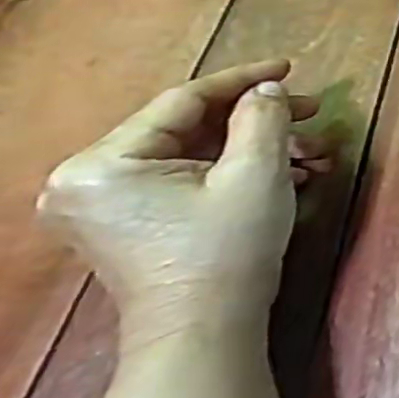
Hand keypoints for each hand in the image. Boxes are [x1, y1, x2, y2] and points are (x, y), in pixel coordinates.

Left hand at [38, 61, 331, 349]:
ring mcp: (103, 205)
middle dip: (258, 119)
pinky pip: (185, 177)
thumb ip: (262, 118)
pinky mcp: (127, 222)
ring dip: (256, 146)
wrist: (205, 329)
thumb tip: (268, 89)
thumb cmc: (227, 247)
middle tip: (311, 112)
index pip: (183, 102)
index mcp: (102, 164)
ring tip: (311, 153)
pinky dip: (235, 169)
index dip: (243, 79)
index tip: (290, 68)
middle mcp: (87, 180)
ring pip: (194, 152)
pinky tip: (286, 173)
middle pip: (189, 128)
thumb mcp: (256, 173)